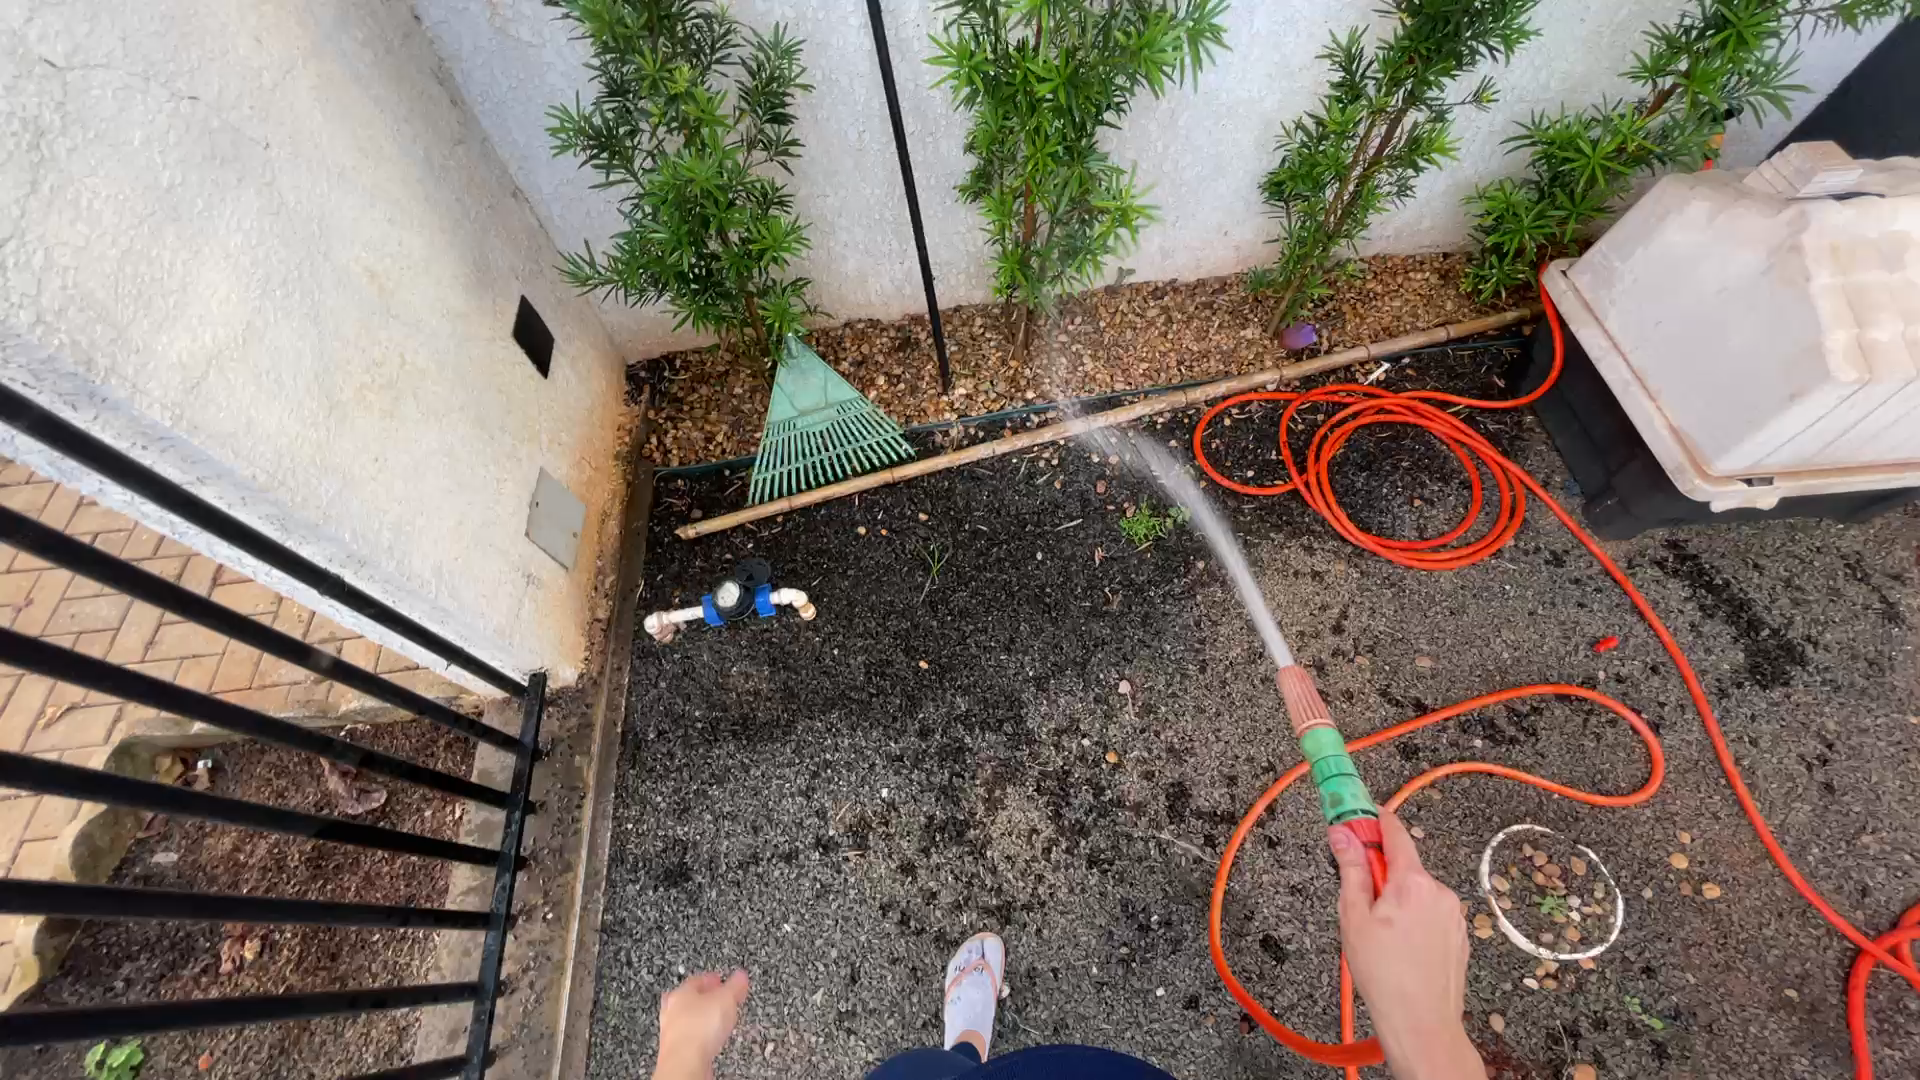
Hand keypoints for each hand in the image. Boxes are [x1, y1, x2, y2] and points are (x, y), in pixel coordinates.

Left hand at [653, 970, 750, 1079]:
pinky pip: (691, 1040)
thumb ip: (735, 985)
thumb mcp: (727, 998)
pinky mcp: (676, 1053)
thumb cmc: (699, 1029)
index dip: (712, 980)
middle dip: (705, 1001)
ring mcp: (672, 1034)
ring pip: (689, 1021)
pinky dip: (700, 1038)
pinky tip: (710, 1041)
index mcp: (681, 993)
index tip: (722, 981)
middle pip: (690, 1001)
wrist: (686, 1064)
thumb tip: (740, 975)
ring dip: (703, 1020)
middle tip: (718, 1001)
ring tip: (718, 1022)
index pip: (697, 980)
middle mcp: (671, 1012)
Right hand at [1330, 813, 1485, 1079]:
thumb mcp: (1353, 915)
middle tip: (1357, 896)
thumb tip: (1341, 833)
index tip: (1355, 811)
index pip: (1395, 832)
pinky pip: (1429, 910)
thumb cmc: (1384, 974)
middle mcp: (1441, 893)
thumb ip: (1350, 869)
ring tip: (1376, 929)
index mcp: (1414, 883)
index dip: (1373, 818)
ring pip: (1415, 889)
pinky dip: (1410, 914)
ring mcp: (1454, 916)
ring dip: (1394, 895)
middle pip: (1403, 863)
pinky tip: (1396, 942)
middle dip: (1378, 869)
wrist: (1423, 1026)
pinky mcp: (1459, 936)